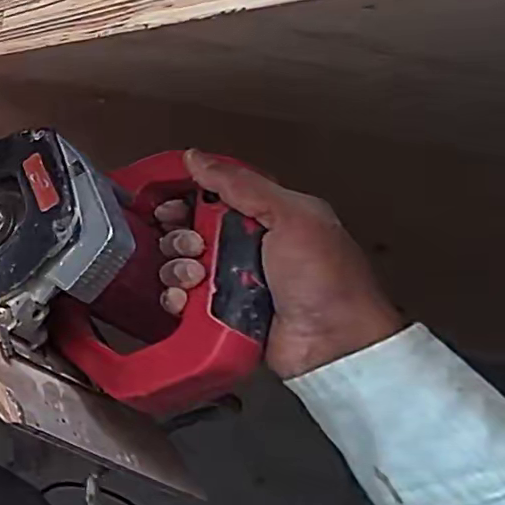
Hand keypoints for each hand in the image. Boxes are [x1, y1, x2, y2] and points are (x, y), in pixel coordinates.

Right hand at [152, 149, 405, 377]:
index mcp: (263, 218)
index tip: (169, 207)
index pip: (207, 198)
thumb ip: (243, 185)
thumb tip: (195, 157)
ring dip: (177, 268)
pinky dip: (175, 297)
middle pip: (184, 230)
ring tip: (198, 278)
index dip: (182, 199)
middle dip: (178, 237)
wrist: (335, 347)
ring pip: (175, 264)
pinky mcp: (214, 311)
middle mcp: (241, 247)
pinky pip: (176, 297)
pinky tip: (188, 299)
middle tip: (194, 246)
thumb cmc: (326, 280)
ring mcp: (226, 280)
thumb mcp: (293, 218)